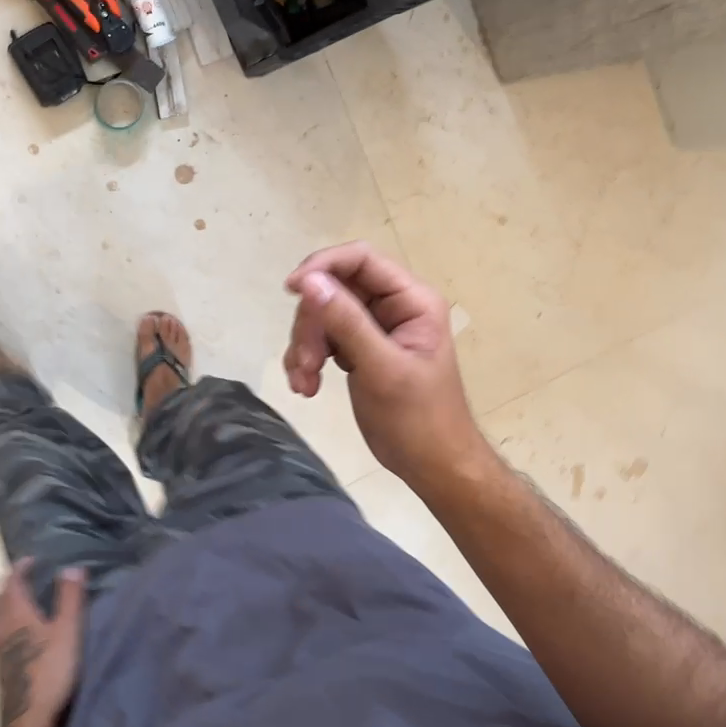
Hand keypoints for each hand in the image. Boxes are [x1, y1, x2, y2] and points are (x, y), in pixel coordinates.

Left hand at [0, 559, 86, 726]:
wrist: (27, 721)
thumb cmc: (49, 670)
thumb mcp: (67, 630)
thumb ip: (70, 597)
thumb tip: (71, 566)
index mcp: (15, 613)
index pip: (11, 581)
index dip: (20, 568)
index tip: (31, 559)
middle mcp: (0, 627)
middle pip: (0, 598)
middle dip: (11, 584)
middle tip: (26, 577)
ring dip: (7, 605)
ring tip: (22, 602)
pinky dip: (8, 624)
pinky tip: (20, 636)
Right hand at [283, 242, 489, 486]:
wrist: (433, 467)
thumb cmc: (419, 419)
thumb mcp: (381, 369)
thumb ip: (346, 322)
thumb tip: (309, 281)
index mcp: (411, 300)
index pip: (360, 259)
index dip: (322, 266)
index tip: (292, 291)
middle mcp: (393, 306)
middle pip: (334, 288)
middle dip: (312, 323)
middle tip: (304, 362)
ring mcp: (375, 328)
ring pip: (323, 315)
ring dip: (305, 346)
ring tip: (305, 381)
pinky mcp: (359, 350)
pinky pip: (323, 339)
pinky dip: (307, 360)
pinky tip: (307, 386)